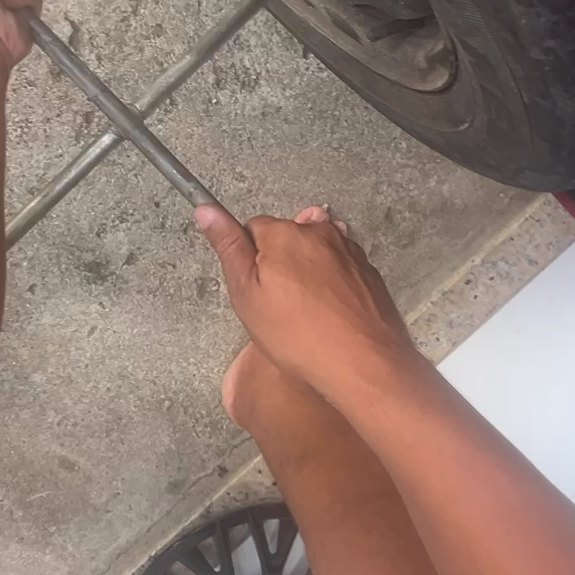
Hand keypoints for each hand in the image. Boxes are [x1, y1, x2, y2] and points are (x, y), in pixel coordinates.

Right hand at [196, 204, 416, 393]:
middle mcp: (319, 232)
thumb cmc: (300, 335)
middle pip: (287, 239)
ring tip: (307, 314)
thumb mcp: (247, 294)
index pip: (253, 229)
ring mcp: (349, 250)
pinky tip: (329, 315)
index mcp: (284, 233)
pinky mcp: (368, 271)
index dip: (249, 260)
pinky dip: (333, 285)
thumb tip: (206, 210)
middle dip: (280, 264)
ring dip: (308, 273)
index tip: (255, 288)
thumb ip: (228, 246)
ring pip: (315, 254)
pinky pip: (340, 270)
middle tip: (278, 306)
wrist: (364, 364)